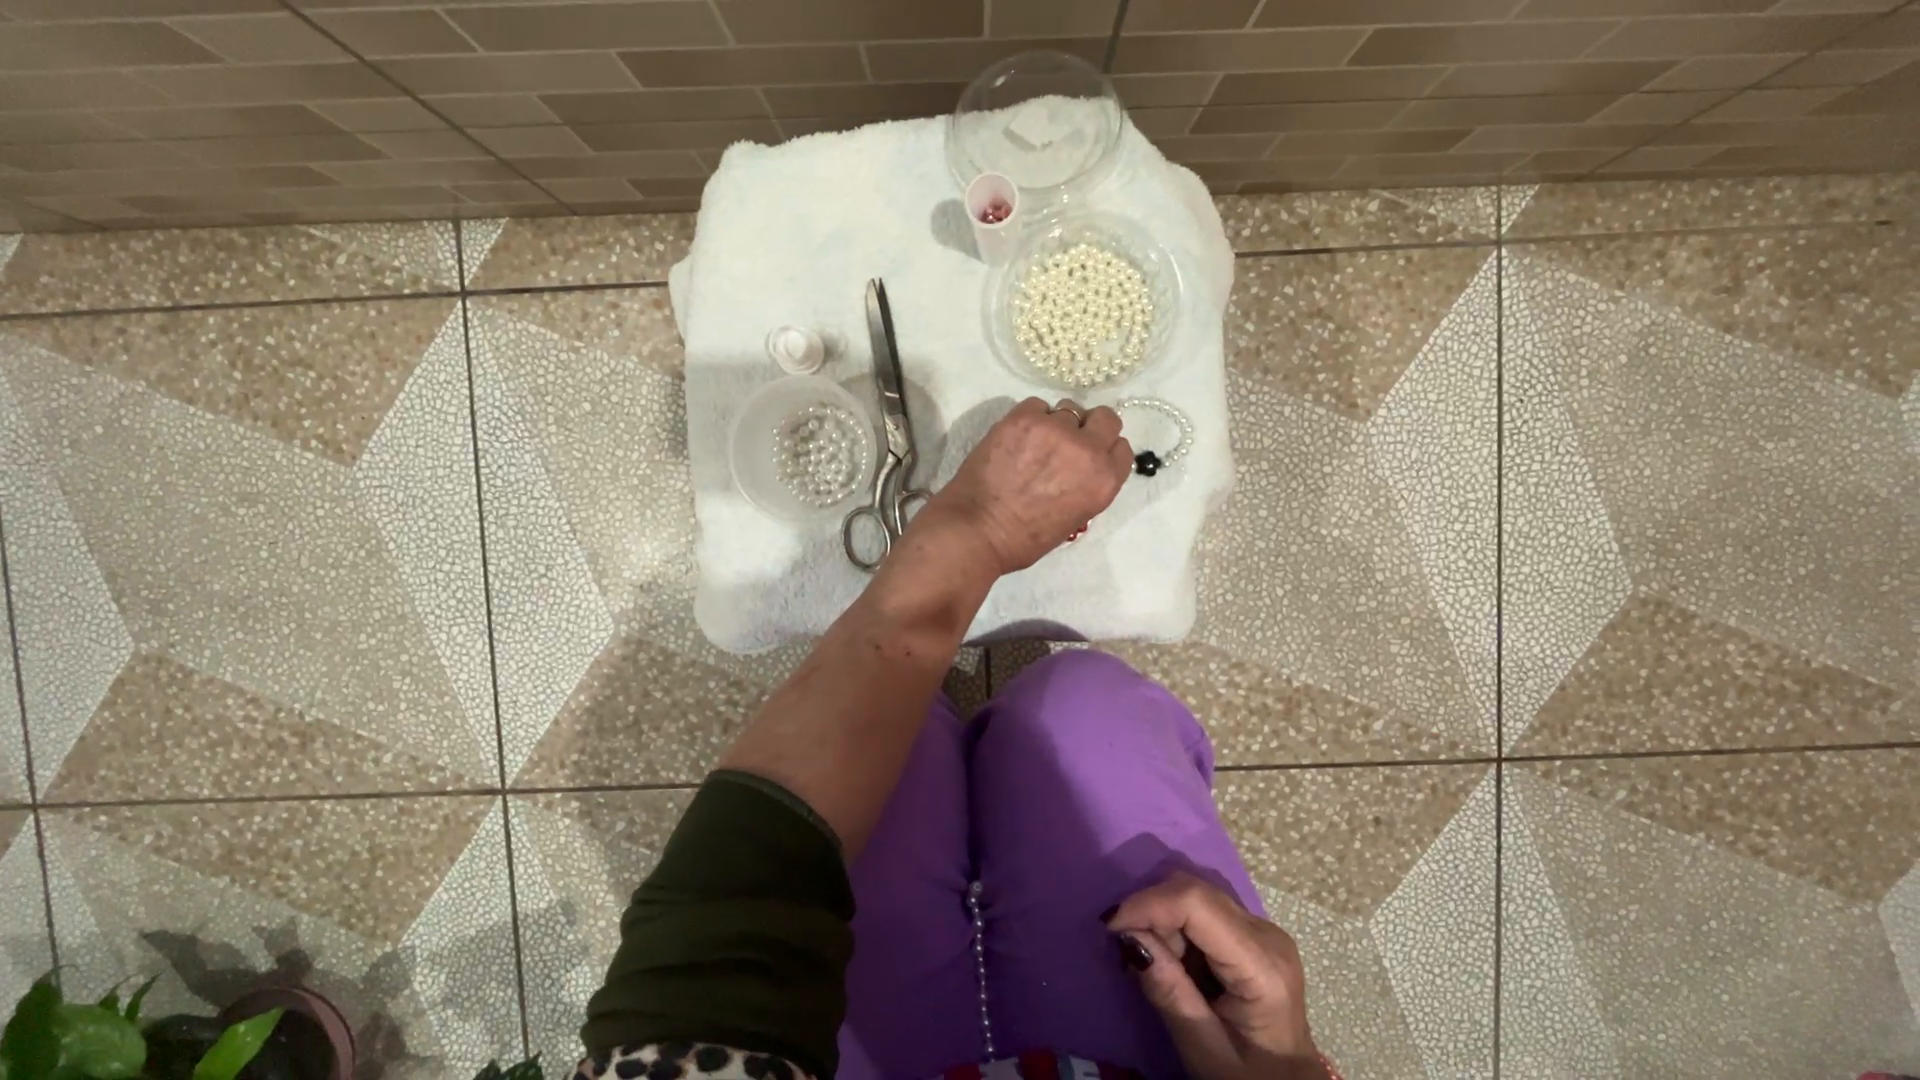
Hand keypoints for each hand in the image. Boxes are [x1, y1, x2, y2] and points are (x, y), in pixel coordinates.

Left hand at [923, 397, 1131, 574]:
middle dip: (1089, 427)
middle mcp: (1087, 450)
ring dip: (1057, 423)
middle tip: (1067, 441)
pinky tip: (1016, 439)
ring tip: (1035, 443)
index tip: (1088, 456)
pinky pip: (1036, 405)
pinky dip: (1030, 418)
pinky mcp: (1023, 418)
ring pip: (1068, 408)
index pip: (1122, 448)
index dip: (1103, 450)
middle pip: (1105, 417)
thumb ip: (1087, 485)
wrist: (977, 530)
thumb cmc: (1024, 539)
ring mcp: (1055, 429)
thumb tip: (1080, 466)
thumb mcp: (1073, 519)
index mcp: (1104, 481)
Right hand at [1106, 872, 1327, 1079]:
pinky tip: (1174, 959)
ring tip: (1157, 964)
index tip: (1111, 928)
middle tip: (1133, 955)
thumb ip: (1169, 992)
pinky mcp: (1250, 930)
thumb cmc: (1248, 1077)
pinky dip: (1174, 925)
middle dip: (1152, 913)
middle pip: (1194, 891)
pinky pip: (1201, 908)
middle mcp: (1266, 932)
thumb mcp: (1203, 1050)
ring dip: (1162, 919)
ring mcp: (1261, 927)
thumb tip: (1128, 936)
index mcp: (1263, 965)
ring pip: (1194, 894)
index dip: (1148, 904)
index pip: (1197, 904)